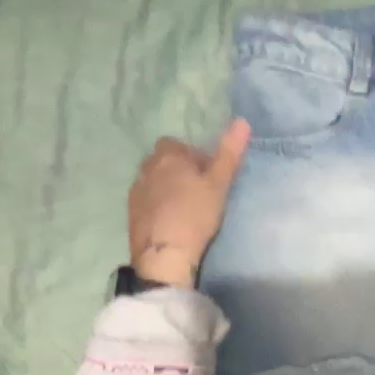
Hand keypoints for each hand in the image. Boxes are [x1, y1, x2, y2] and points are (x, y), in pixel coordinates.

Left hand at [127, 118, 251, 286]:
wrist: (164, 254)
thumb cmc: (194, 214)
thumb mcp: (219, 184)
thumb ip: (229, 153)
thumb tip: (243, 120)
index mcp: (168, 155)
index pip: (179, 145)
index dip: (194, 157)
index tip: (208, 176)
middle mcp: (147, 167)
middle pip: (164, 162)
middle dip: (179, 171)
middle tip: (199, 192)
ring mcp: (136, 191)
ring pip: (154, 182)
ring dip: (167, 189)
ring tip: (185, 209)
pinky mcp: (131, 214)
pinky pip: (147, 202)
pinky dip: (158, 206)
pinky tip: (171, 222)